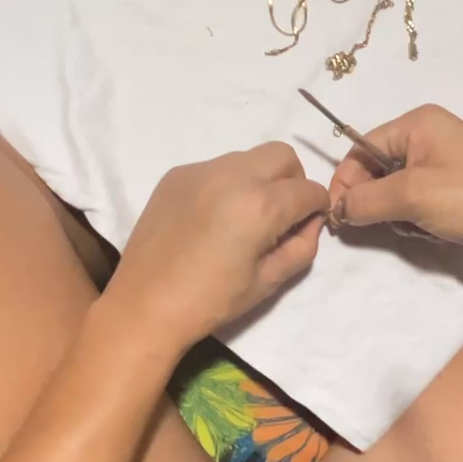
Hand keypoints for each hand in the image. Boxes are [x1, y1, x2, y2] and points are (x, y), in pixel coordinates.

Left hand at [105, 142, 328, 347]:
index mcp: (260, 205)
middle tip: (281, 215)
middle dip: (292, 181)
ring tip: (243, 217)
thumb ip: (301, 248)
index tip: (308, 225)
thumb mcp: (267, 283)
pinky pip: (216, 167)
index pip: (309, 190)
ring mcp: (200, 171)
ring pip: (248, 157)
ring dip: (259, 180)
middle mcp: (232, 175)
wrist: (145, 305)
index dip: (317, 208)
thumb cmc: (211, 302)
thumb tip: (309, 223)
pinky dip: (227, 184)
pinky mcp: (176, 175)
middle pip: (282, 156)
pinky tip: (212, 218)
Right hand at [328, 105, 462, 275]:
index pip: (363, 145)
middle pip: (378, 168)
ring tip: (416, 226)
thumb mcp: (409, 196)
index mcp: (420, 121)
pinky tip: (431, 232)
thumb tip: (336, 209)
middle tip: (383, 223)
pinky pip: (416, 202)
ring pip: (395, 190)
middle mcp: (431, 135)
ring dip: (397, 213)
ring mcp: (444, 163)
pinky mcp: (454, 190)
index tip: (338, 215)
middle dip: (376, 199)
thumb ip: (364, 200)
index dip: (347, 180)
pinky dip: (415, 219)